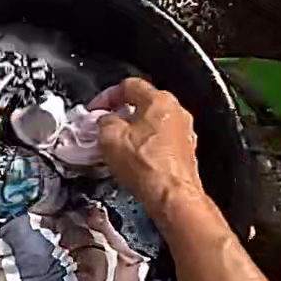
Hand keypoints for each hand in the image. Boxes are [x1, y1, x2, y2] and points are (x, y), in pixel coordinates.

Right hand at [94, 78, 213, 220]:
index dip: (106, 96)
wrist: (171, 195)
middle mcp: (176, 112)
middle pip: (143, 103)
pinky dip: (145, 146)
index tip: (96, 109)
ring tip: (116, 145)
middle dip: (120, 114)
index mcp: (159, 101)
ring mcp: (183, 133)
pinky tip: (132, 160)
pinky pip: (160, 142)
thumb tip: (105, 122)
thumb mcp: (109, 136)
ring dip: (133, 131)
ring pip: (152, 123)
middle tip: (104, 126)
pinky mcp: (184, 152)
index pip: (129, 85)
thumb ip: (104, 121)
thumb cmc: (147, 165)